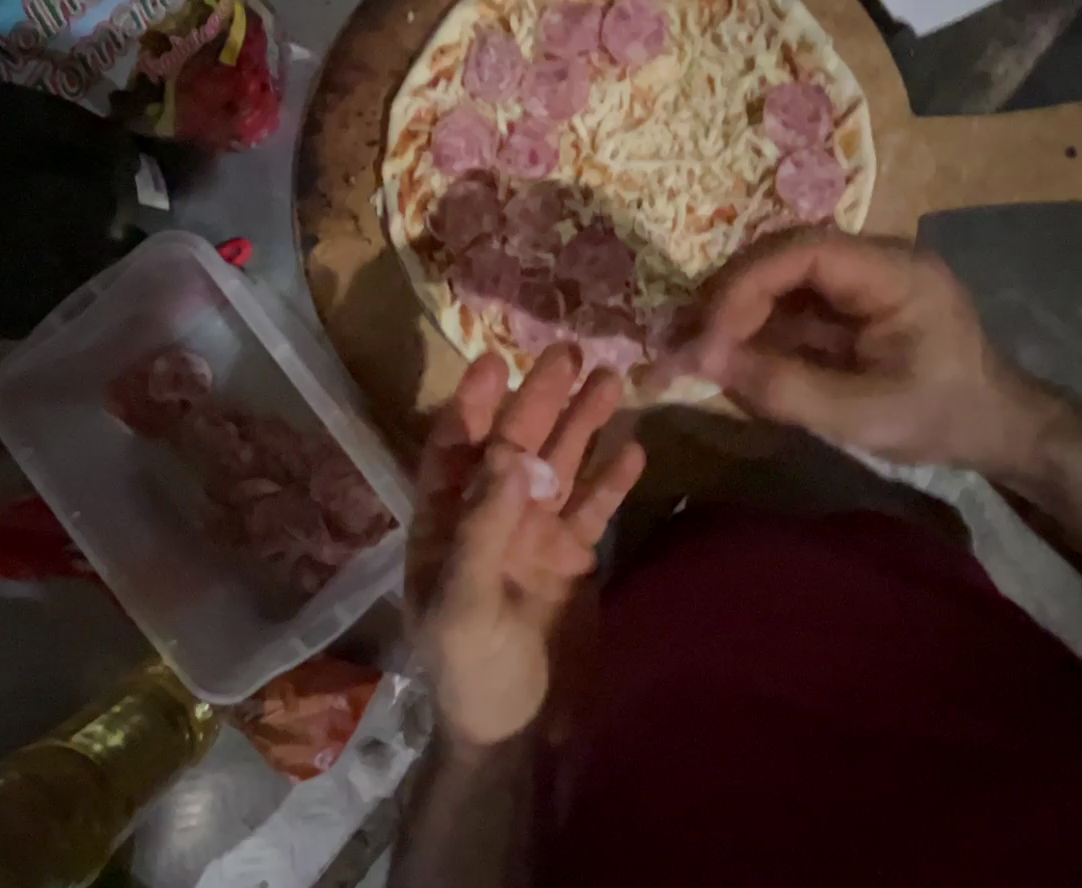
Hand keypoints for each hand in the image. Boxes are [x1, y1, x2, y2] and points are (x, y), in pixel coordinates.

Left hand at [409, 347, 646, 749]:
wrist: (516, 730)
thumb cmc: (469, 669)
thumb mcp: (462, 602)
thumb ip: (481, 527)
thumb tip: (511, 454)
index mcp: (446, 520)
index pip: (456, 448)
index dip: (475, 404)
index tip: (496, 361)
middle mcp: (491, 514)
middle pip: (517, 444)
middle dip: (540, 399)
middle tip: (569, 352)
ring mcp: (536, 532)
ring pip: (561, 466)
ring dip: (583, 426)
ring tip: (611, 381)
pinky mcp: (575, 555)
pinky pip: (594, 508)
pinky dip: (612, 481)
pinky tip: (635, 448)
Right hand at [684, 229, 1056, 471]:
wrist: (995, 428)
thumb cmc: (940, 419)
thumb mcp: (861, 416)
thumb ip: (783, 387)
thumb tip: (703, 362)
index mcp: (894, 273)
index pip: (802, 251)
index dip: (744, 286)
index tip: (710, 337)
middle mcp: (874, 259)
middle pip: (782, 257)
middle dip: (732, 299)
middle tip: (696, 346)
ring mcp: (859, 278)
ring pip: (777, 277)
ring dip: (736, 313)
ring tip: (704, 352)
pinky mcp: (847, 301)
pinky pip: (788, 302)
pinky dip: (754, 328)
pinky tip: (733, 356)